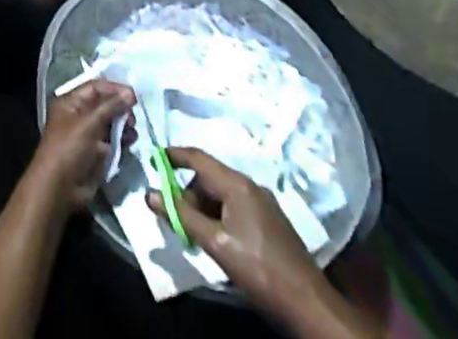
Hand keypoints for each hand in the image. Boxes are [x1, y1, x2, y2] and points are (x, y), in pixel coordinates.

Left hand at [25, 81, 135, 211]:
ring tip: (132, 129)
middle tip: (133, 116)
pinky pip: (113, 140)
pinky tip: (130, 141)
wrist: (60, 188)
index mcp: (70, 103)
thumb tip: (130, 93)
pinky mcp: (97, 153)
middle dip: (120, 107)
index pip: (95, 88)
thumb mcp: (88, 123)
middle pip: (105, 104)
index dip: (114, 88)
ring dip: (124, 124)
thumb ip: (110, 107)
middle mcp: (79, 116)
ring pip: (111, 123)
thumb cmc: (69, 149)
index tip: (134, 95)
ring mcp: (89, 135)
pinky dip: (122, 139)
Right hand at [148, 148, 328, 318]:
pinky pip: (233, 206)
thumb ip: (181, 216)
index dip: (173, 155)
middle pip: (207, 177)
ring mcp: (262, 202)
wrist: (307, 303)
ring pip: (220, 193)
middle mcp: (250, 186)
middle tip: (177, 220)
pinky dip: (217, 216)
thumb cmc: (258, 268)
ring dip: (202, 208)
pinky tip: (216, 239)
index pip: (198, 158)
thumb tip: (150, 194)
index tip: (153, 158)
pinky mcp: (268, 219)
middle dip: (187, 194)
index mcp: (237, 185)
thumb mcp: (214, 243)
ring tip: (197, 236)